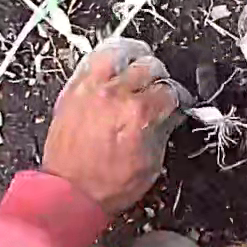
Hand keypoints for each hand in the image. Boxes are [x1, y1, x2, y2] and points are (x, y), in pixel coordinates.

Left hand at [41, 38, 186, 212]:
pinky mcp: (73, 91)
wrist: (68, 193)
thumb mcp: (151, 162)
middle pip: (149, 66)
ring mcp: (91, 90)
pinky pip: (92, 61)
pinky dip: (107, 63)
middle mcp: (115, 95)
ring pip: (119, 52)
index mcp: (139, 113)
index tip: (176, 104)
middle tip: (158, 90)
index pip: (170, 91)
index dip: (178, 98)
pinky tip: (113, 71)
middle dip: (159, 79)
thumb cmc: (106, 184)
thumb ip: (164, 129)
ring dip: (133, 59)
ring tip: (136, 69)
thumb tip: (171, 112)